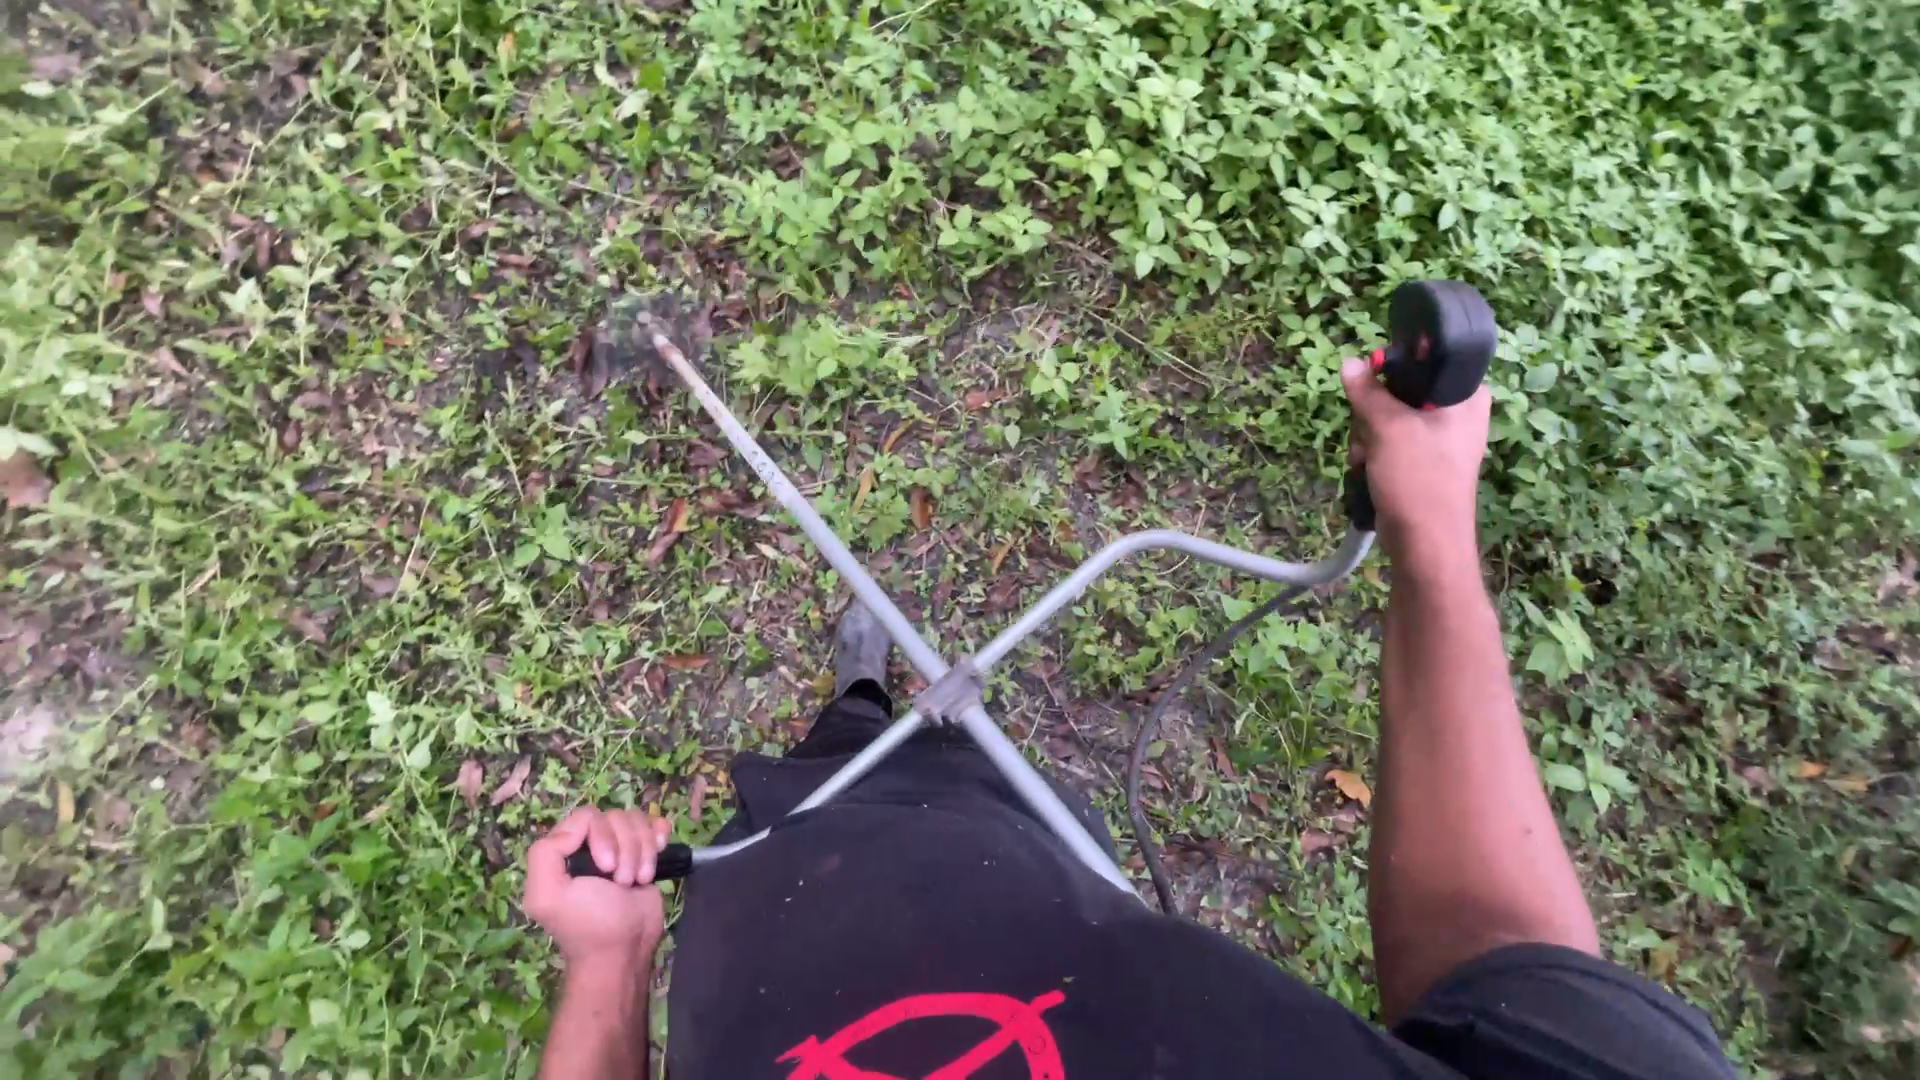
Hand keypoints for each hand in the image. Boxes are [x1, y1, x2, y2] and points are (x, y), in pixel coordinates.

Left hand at [523, 808, 670, 966]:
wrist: (626, 949)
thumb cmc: (589, 923)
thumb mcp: (548, 895)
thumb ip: (546, 853)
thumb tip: (581, 826)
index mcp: (565, 851)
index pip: (588, 816)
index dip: (603, 837)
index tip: (607, 868)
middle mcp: (591, 845)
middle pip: (617, 817)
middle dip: (627, 848)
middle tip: (623, 881)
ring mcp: (621, 848)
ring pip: (638, 821)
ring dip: (644, 850)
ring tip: (639, 879)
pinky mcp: (646, 853)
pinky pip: (656, 824)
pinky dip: (660, 835)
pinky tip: (660, 854)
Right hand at [1341, 355, 1490, 573]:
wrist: (1425, 542)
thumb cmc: (1417, 478)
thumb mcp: (1389, 428)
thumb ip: (1368, 392)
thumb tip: (1350, 362)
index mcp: (1466, 395)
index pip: (1424, 362)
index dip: (1391, 372)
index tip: (1371, 392)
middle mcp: (1458, 413)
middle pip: (1399, 392)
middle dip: (1372, 415)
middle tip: (1370, 436)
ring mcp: (1440, 440)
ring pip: (1388, 419)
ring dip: (1367, 438)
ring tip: (1367, 458)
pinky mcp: (1422, 462)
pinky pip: (1389, 443)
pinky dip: (1373, 454)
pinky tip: (1368, 468)